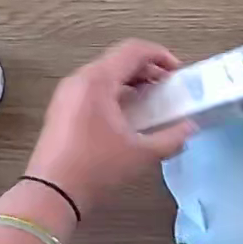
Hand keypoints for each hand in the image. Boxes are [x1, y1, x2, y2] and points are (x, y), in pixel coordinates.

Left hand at [25, 39, 197, 214]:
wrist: (51, 193)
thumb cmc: (97, 168)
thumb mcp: (142, 154)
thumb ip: (172, 137)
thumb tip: (190, 127)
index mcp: (98, 80)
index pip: (134, 50)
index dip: (161, 55)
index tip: (178, 73)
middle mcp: (80, 79)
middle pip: (119, 59)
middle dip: (148, 70)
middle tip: (168, 89)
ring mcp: (67, 93)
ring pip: (106, 73)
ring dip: (132, 81)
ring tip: (151, 102)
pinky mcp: (62, 108)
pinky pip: (94, 87)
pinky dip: (115, 92)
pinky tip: (128, 115)